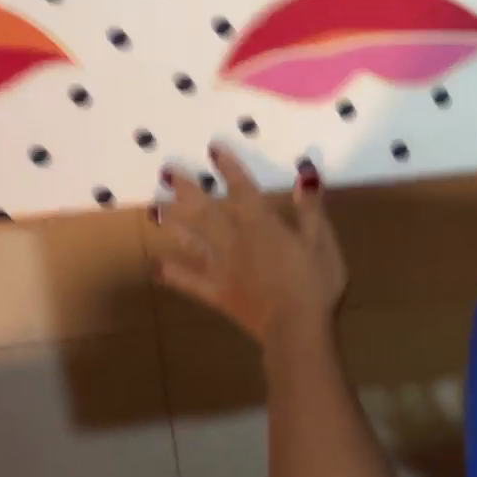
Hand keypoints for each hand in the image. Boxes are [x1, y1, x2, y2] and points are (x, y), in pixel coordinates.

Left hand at [149, 145, 345, 345]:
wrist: (295, 327)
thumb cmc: (316, 281)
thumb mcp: (322, 241)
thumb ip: (310, 208)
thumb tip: (305, 172)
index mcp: (262, 226)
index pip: (243, 191)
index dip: (229, 169)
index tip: (214, 149)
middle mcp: (235, 242)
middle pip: (206, 212)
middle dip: (188, 190)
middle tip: (167, 172)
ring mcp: (221, 268)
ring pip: (192, 241)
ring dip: (173, 224)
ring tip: (155, 208)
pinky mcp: (217, 293)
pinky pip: (190, 281)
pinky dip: (173, 273)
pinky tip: (158, 266)